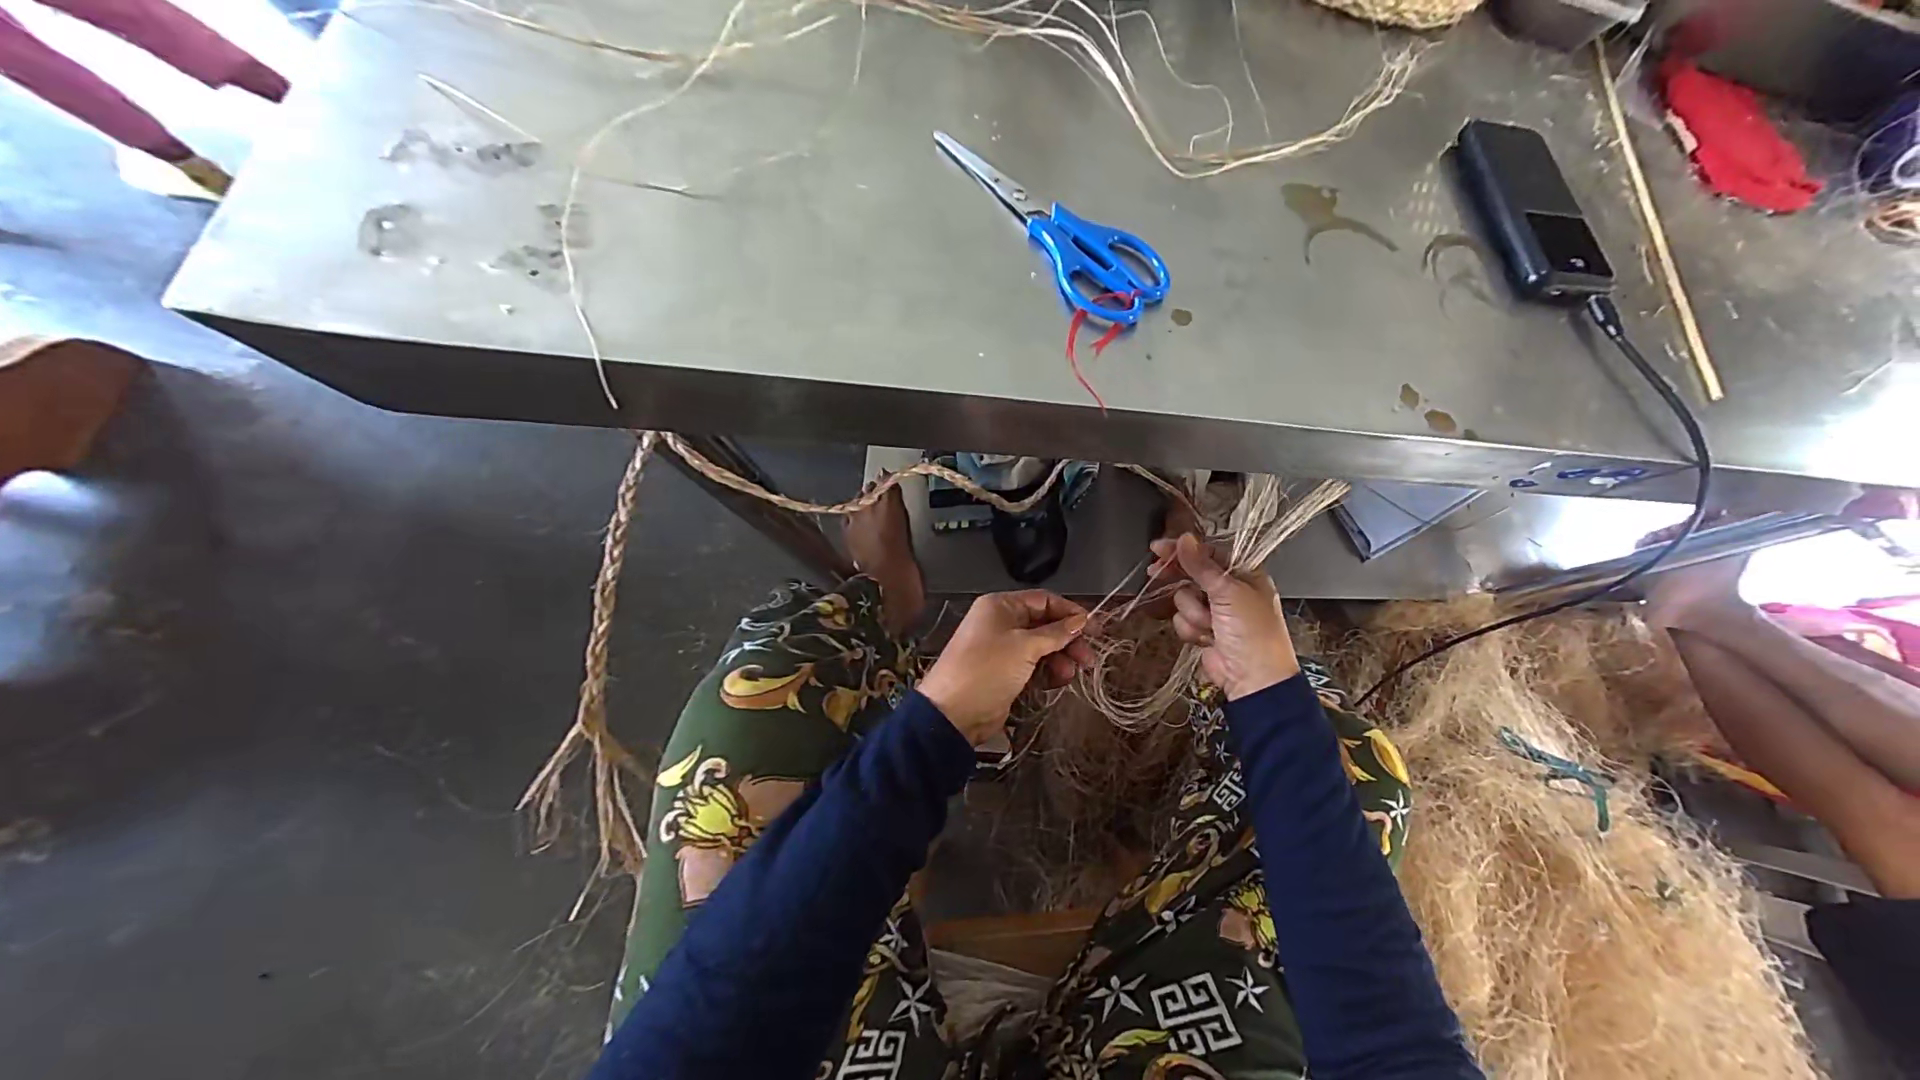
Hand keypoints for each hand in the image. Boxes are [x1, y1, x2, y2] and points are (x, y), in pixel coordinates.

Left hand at [918, 590, 1095, 745]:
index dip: (1070, 612)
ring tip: (1071, 674)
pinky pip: (1034, 666)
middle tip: (1088, 658)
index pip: (1044, 600)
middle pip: (1045, 624)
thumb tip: (1081, 621)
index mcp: (1001, 606)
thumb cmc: (987, 669)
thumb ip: (1056, 633)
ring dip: (1060, 658)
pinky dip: (1048, 672)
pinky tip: (1058, 681)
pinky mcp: (1005, 672)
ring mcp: (1003, 649)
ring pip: (1042, 647)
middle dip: (1068, 640)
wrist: (954, 713)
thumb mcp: (1024, 646)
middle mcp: (1001, 623)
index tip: (1094, 628)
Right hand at [1149, 533, 1299, 699]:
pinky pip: (1183, 620)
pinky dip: (1191, 629)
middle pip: (1192, 574)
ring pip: (1184, 599)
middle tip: (1155, 572)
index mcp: (1244, 574)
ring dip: (1192, 612)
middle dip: (1178, 578)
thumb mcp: (1228, 593)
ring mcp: (1216, 611)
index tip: (1158, 548)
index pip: (1208, 553)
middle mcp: (1230, 590)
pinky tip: (1206, 638)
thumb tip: (1184, 538)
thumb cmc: (1252, 632)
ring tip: (1210, 625)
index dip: (1183, 550)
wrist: (1254, 679)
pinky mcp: (1204, 630)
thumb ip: (1202, 565)